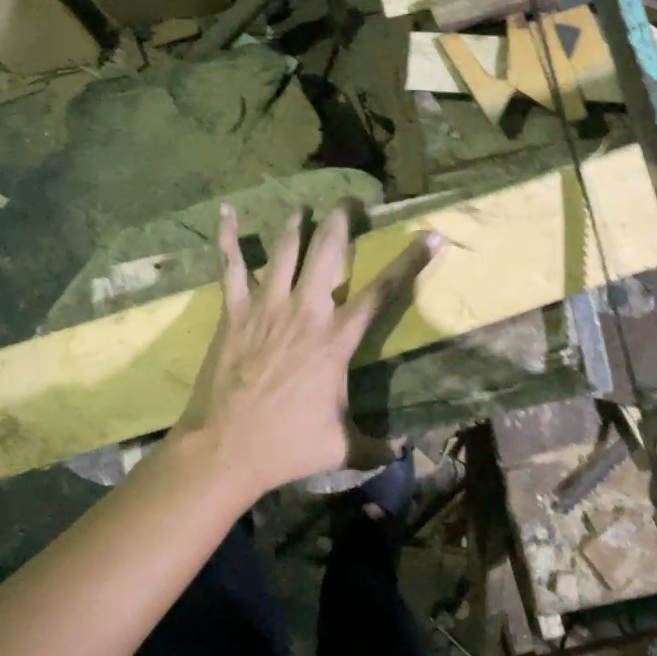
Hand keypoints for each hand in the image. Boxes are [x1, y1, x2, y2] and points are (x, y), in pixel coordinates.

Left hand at [172, 205, 441, 498]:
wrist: (226, 447)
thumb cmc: (287, 447)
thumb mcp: (341, 449)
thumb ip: (375, 446)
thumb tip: (404, 452)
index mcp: (336, 339)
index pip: (382, 291)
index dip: (410, 261)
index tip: (430, 235)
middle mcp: (305, 311)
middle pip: (328, 250)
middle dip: (342, 219)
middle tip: (350, 203)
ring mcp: (267, 306)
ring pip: (285, 249)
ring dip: (296, 224)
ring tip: (303, 207)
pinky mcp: (235, 310)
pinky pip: (231, 266)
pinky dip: (228, 237)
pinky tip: (226, 212)